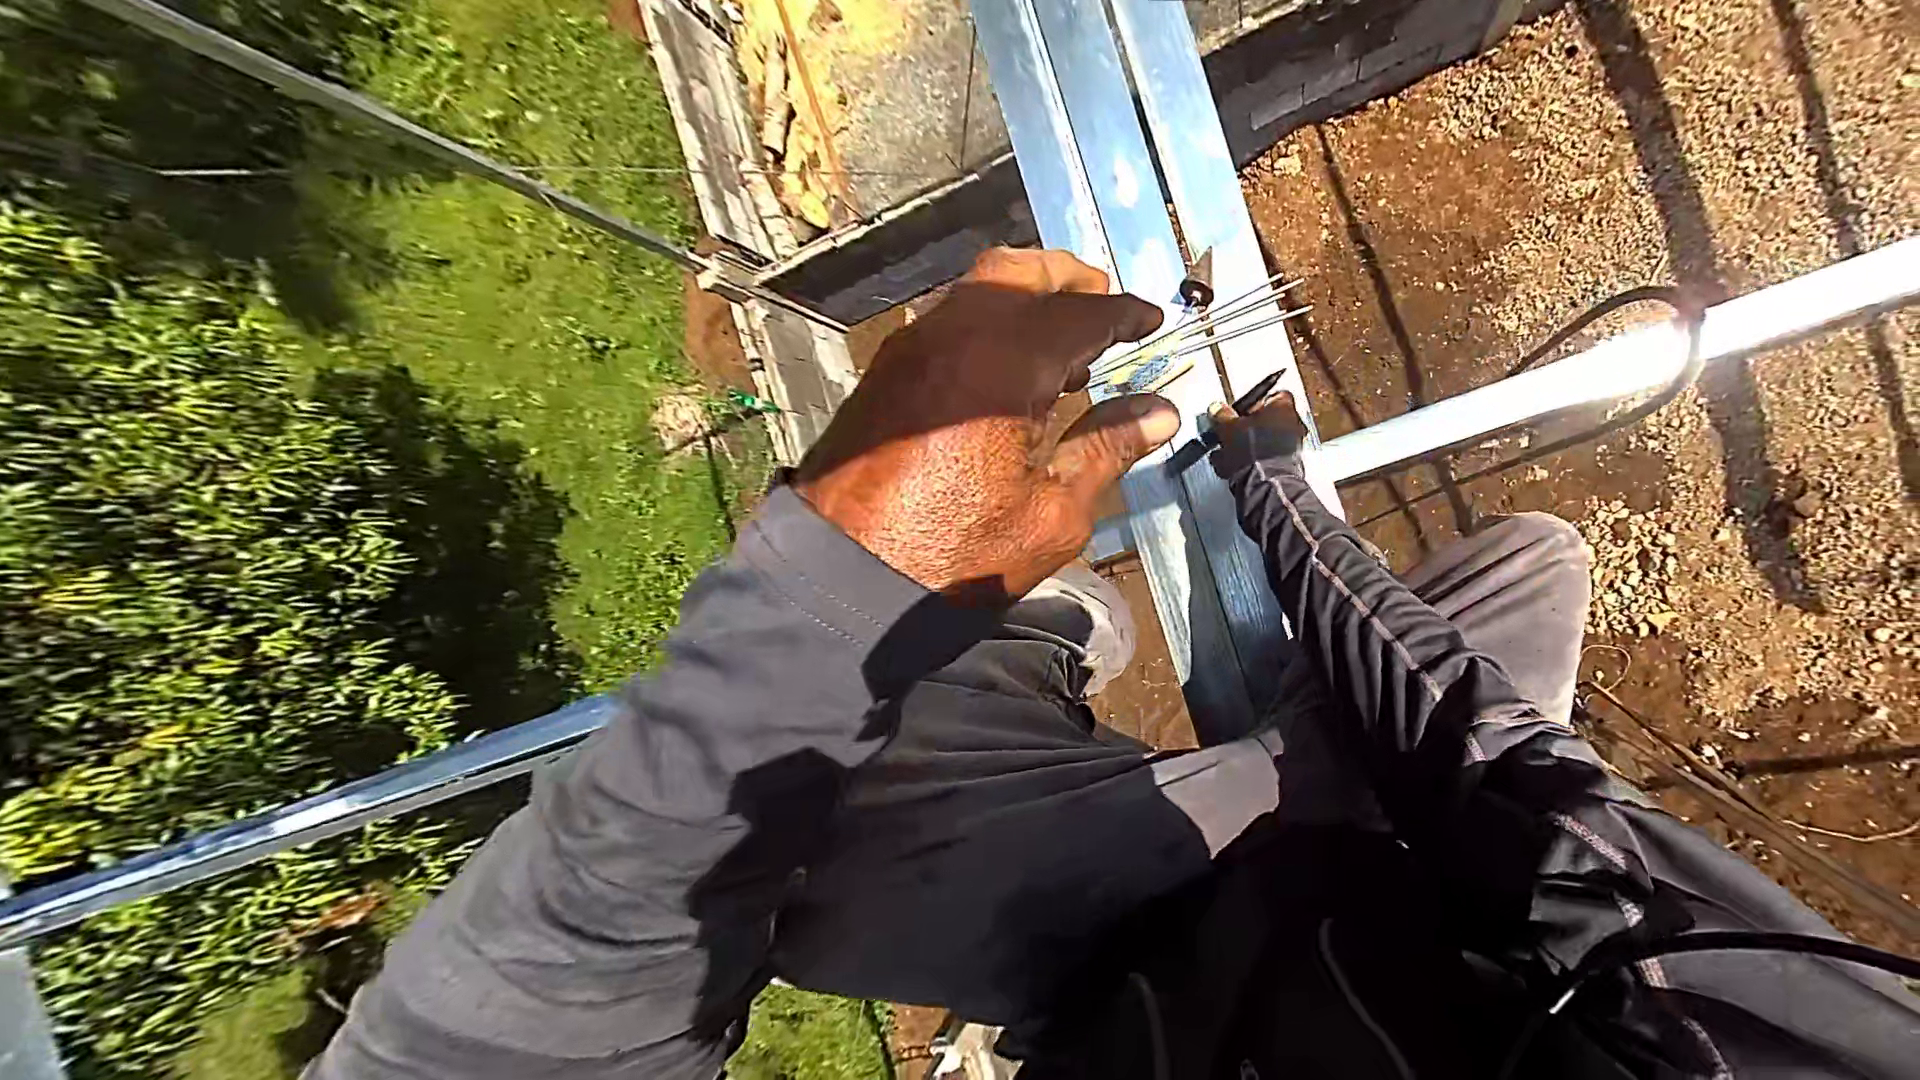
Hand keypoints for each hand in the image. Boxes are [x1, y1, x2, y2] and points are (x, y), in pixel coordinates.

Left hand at [793, 248, 1176, 603]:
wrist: (846, 576)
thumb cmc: (954, 554)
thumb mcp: (1051, 514)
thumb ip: (1106, 449)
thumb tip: (1157, 411)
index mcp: (1003, 364)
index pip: (1080, 315)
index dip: (1123, 314)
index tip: (1149, 321)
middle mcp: (952, 336)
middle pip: (1019, 272)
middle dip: (1069, 280)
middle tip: (1103, 312)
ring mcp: (910, 350)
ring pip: (976, 292)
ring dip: (1025, 303)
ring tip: (1058, 356)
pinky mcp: (884, 373)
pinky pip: (945, 323)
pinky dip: (985, 327)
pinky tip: (1002, 378)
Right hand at [1207, 389, 1309, 479]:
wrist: (1264, 482)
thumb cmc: (1254, 450)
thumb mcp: (1228, 427)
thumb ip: (1222, 415)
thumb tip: (1217, 409)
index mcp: (1283, 407)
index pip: (1272, 394)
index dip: (1253, 401)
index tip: (1239, 409)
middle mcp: (1294, 424)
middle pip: (1268, 419)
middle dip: (1248, 426)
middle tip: (1231, 431)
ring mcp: (1293, 446)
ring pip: (1267, 440)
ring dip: (1248, 444)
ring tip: (1228, 452)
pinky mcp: (1286, 465)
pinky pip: (1267, 457)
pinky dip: (1253, 460)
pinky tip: (1235, 467)